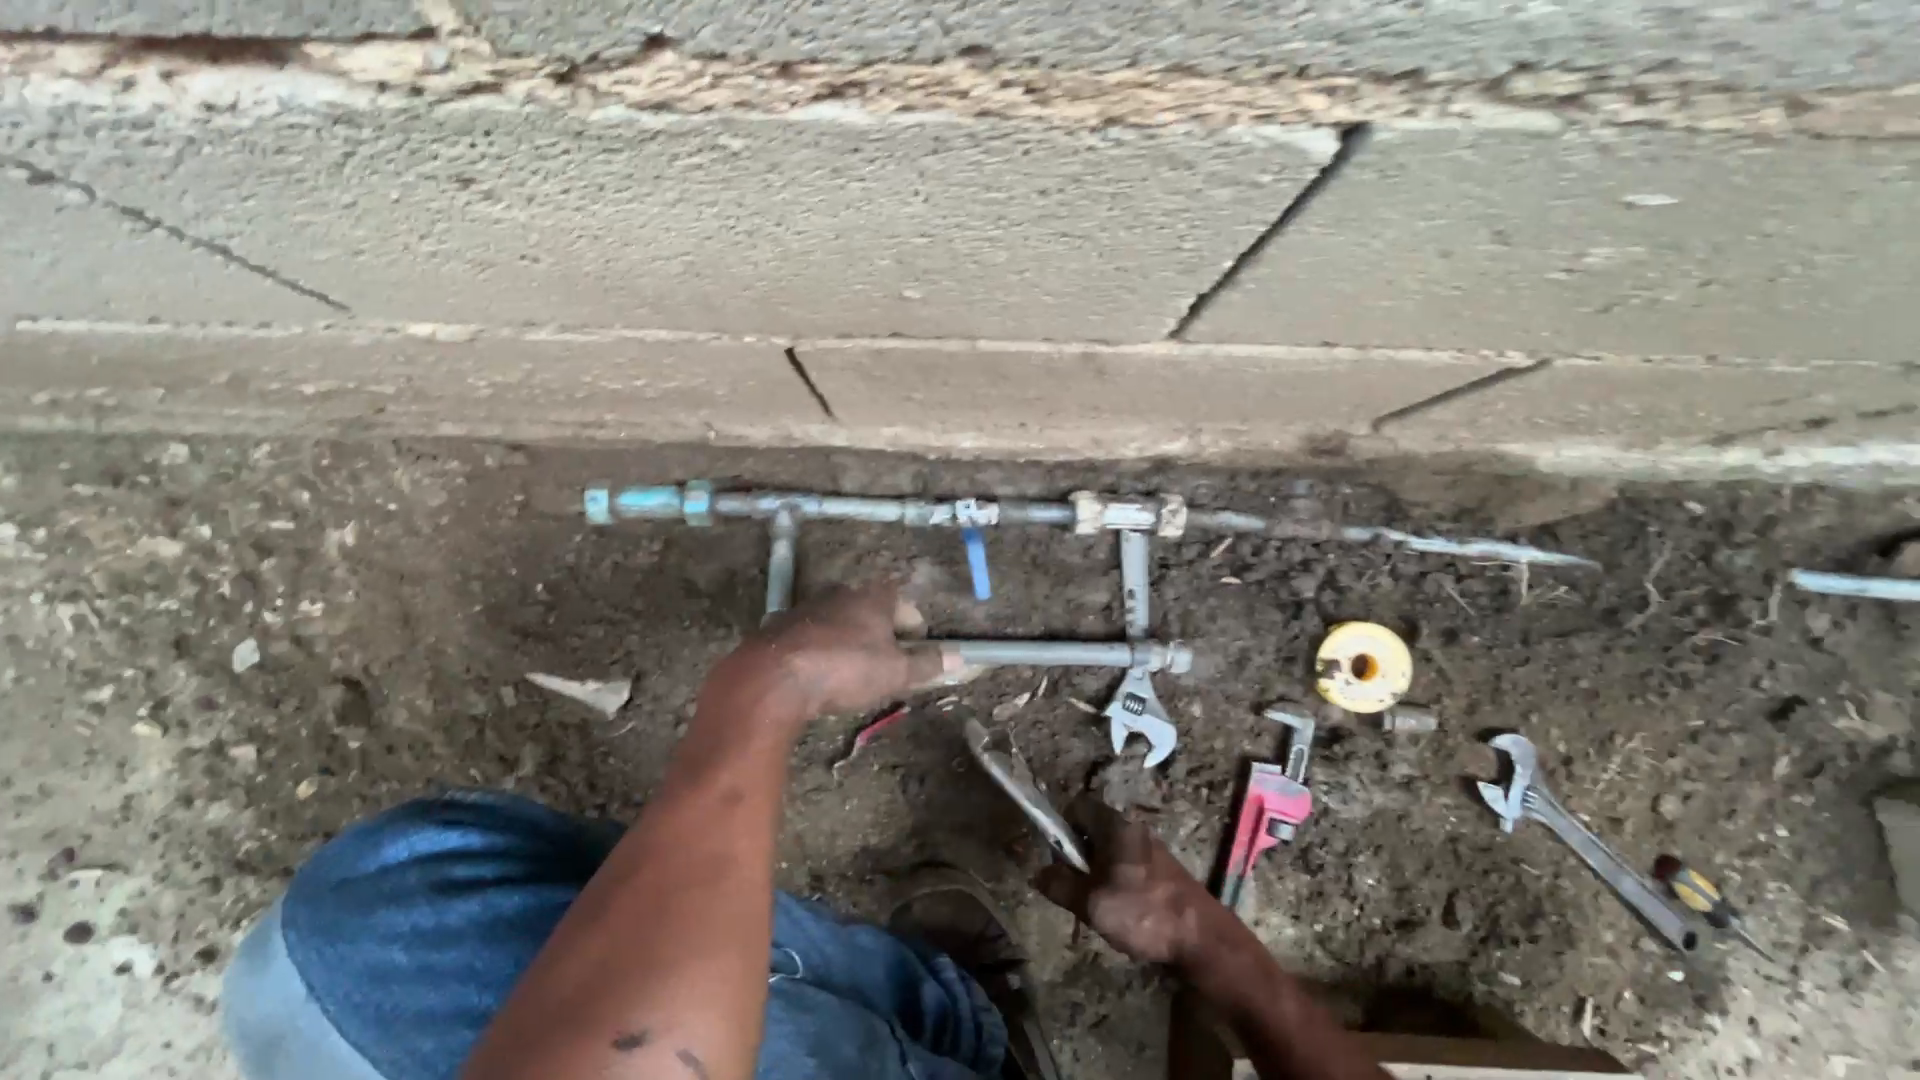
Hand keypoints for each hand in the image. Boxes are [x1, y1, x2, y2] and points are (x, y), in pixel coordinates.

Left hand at [701, 581, 947, 731]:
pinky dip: (820, 650)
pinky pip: (810, 636)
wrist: (774, 677)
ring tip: (855, 671)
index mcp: (872, 597)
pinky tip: (819, 675)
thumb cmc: (845, 669)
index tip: (918, 644)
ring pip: (838, 621)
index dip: (913, 622)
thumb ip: (927, 664)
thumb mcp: (895, 672)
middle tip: (889, 660)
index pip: (902, 600)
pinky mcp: (780, 628)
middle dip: (882, 631)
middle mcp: (840, 594)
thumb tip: (961, 658)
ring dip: (850, 640)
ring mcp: (807, 608)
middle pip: (869, 609)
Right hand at [1033, 799, 1221, 966]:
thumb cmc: (1143, 912)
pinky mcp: (1163, 871)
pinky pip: (1128, 866)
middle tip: (1076, 888)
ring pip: (1109, 851)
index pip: (1078, 805)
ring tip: (1098, 906)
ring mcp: (1151, 850)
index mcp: (1116, 826)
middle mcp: (1133, 829)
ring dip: (1097, 874)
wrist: (1203, 939)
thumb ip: (1060, 886)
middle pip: (1092, 829)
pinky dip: (1117, 884)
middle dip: (1078, 857)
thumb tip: (1038, 874)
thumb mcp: (1091, 903)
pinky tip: (1123, 913)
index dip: (1061, 827)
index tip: (1059, 859)